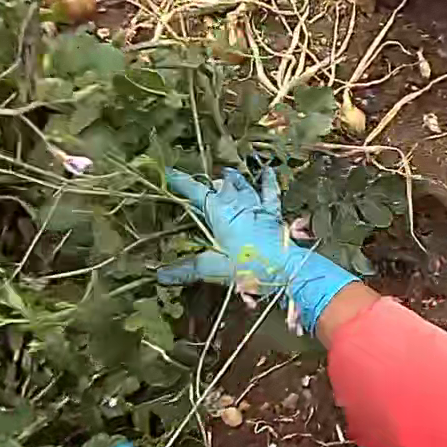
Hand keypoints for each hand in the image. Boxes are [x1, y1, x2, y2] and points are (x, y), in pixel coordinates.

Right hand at [159, 167, 357, 333]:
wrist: (286, 268)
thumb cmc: (249, 266)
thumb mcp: (214, 268)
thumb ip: (188, 269)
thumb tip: (160, 275)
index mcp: (221, 213)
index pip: (198, 192)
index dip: (183, 182)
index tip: (169, 172)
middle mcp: (239, 204)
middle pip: (221, 187)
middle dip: (210, 182)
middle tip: (201, 179)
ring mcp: (258, 207)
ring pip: (244, 187)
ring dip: (234, 179)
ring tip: (227, 171)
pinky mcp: (273, 215)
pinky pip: (271, 193)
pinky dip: (268, 182)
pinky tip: (269, 171)